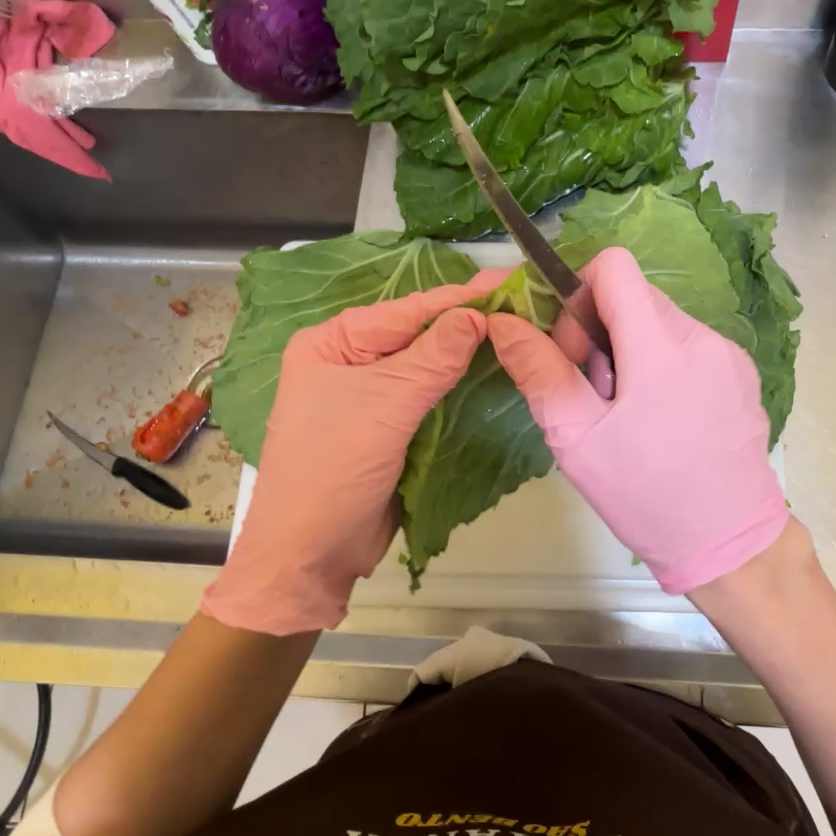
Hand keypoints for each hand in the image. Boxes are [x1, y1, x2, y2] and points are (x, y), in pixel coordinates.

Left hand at [202, 271, 506, 634]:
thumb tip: (477, 313)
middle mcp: (348, 361)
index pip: (407, 310)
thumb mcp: (386, 406)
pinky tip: (493, 371)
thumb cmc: (335, 470)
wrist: (311, 555)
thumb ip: (434, 358)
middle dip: (467, 321)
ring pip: (426, 364)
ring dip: (467, 352)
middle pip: (417, 333)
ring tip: (518, 330)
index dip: (460, 297)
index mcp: (332, 343)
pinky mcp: (387, 427)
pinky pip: (428, 395)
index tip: (510, 280)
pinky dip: (458, 384)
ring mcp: (367, 395)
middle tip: (524, 305)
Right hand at [488, 247, 787, 594]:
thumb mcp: (577, 439)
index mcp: (661, 346)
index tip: (571, 350)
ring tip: (625, 413)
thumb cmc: (646, 495)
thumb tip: (502, 321)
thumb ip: (539, 372)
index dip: (578, 293)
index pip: (614, 266)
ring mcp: (728, 355)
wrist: (731, 545)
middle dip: (599, 330)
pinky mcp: (742, 375)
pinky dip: (661, 365)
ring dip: (630, 348)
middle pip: (634, 295)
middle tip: (591, 393)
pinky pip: (687, 346)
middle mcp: (701, 337)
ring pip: (659, 320)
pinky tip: (660, 420)